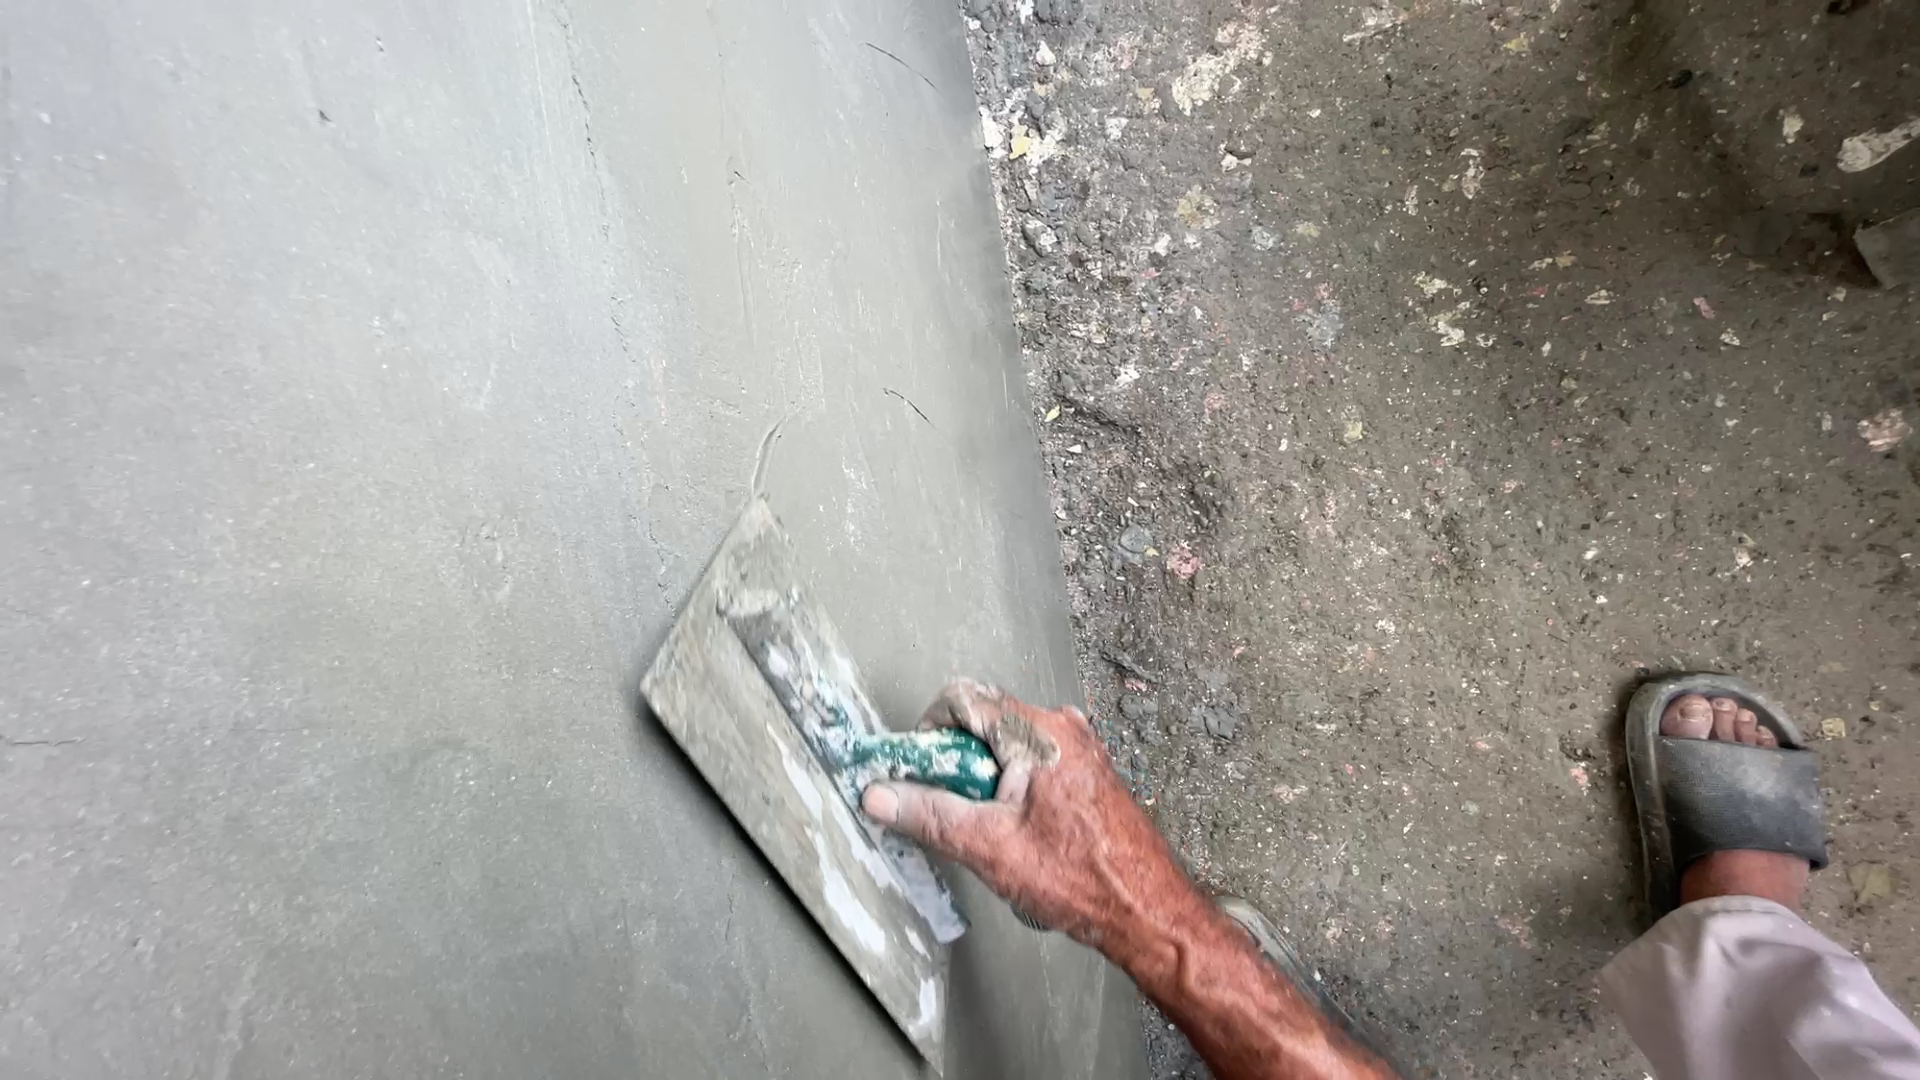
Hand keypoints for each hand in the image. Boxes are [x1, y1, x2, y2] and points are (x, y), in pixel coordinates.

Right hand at [860, 678, 1186, 946]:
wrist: (1147, 908)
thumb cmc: (1081, 879)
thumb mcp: (990, 847)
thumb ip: (930, 814)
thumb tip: (881, 795)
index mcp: (1038, 732)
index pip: (962, 697)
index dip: (930, 728)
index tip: (921, 768)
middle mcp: (1061, 725)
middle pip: (984, 716)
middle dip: (959, 758)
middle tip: (960, 805)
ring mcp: (1078, 742)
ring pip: (1006, 738)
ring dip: (985, 773)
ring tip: (995, 823)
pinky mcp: (1085, 763)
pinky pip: (1031, 753)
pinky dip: (1011, 779)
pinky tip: (1021, 824)